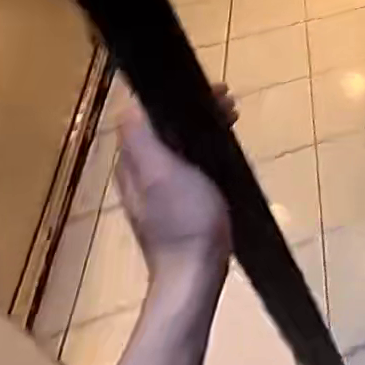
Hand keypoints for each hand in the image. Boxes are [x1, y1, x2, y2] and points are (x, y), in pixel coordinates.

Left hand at [111, 84, 234, 285]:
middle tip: (229, 102)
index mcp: (133, 160)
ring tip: (233, 118)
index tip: (210, 90)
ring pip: (179, 140)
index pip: (147, 113)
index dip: (175, 95)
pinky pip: (190, 158)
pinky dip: (207, 144)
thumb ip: (142, 139)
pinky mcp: (180, 198)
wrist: (195, 273)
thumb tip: (131, 104)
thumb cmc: (184, 219)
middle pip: (165, 124)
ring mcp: (160, 186)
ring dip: (203, 124)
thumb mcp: (160, 173)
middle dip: (195, 108)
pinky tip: (226, 145)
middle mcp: (141, 169)